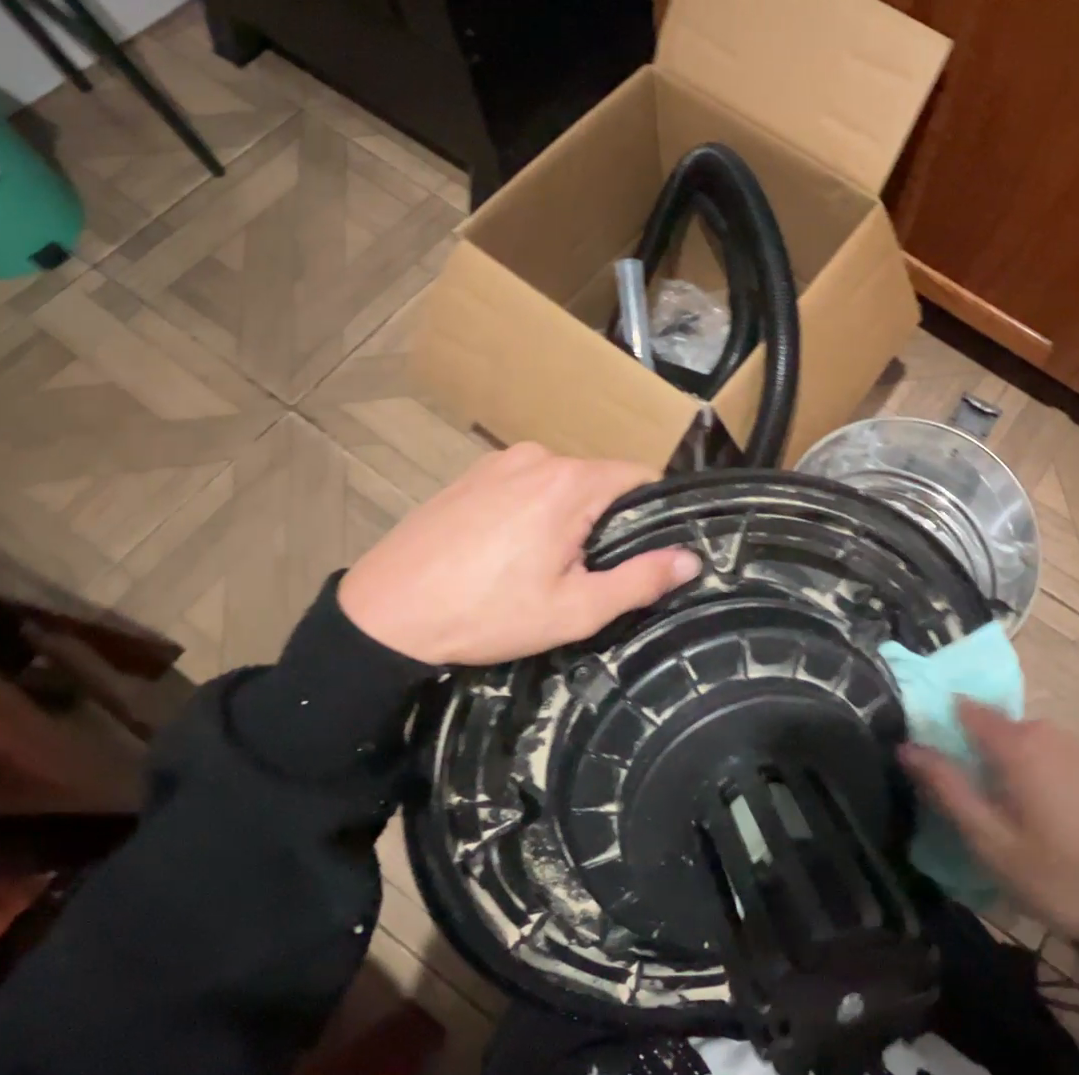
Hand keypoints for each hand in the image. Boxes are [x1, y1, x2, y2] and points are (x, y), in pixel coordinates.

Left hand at [339, 443, 700, 664]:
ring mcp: (498, 461)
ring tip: (548, 568)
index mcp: (570, 482)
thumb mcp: (575, 609)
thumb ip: (640, 579)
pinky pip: (526, 485)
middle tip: (593, 574)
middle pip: (600, 481)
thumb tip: (692, 559)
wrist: (386, 614)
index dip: (654, 513)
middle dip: (608, 521)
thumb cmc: (487, 613)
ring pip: (562, 484)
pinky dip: (534, 512)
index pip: (640, 477)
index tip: (650, 553)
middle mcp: (537, 456)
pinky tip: (512, 553)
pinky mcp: (471, 475)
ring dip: (569, 518)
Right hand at [899, 703, 1078, 952]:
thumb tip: (906, 746)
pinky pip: (1044, 751)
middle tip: (956, 799)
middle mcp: (1046, 730)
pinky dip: (1028, 768)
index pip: (962, 708)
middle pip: (991, 726)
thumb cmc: (1057, 876)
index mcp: (1017, 743)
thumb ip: (947, 788)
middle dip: (968, 750)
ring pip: (1018, 740)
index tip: (918, 752)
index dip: (936, 722)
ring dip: (999, 762)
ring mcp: (1074, 743)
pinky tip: (1030, 810)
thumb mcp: (991, 841)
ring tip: (992, 810)